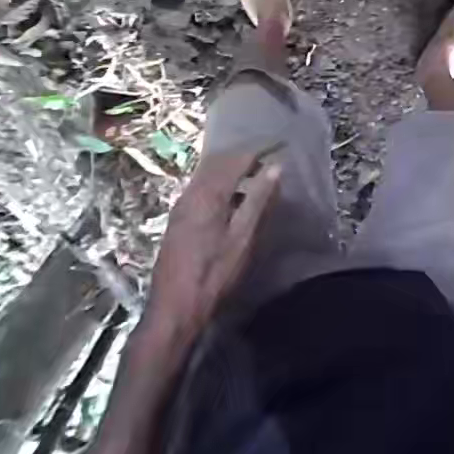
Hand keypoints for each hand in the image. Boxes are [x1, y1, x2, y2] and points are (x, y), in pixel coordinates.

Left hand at [146, 150, 280, 340]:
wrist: (174, 309)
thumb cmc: (214, 274)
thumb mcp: (243, 238)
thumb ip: (258, 200)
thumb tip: (275, 167)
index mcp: (208, 194)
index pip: (237, 159)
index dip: (260, 150)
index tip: (280, 145)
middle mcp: (191, 193)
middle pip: (219, 161)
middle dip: (245, 154)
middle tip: (270, 155)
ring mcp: (181, 205)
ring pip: (208, 173)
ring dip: (231, 167)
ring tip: (256, 171)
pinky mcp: (179, 218)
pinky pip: (202, 186)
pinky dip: (221, 181)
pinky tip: (234, 195)